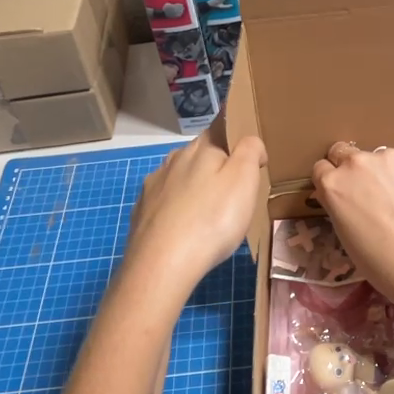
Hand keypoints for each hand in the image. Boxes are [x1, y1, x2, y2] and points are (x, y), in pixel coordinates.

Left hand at [127, 132, 266, 293]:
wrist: (161, 265)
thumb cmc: (212, 219)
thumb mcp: (244, 180)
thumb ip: (250, 151)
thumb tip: (250, 143)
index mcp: (201, 148)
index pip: (220, 127)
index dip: (236, 138)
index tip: (251, 158)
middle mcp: (174, 159)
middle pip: (200, 154)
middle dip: (216, 166)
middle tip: (234, 192)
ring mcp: (154, 186)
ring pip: (180, 178)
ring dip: (195, 188)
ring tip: (209, 214)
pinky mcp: (142, 212)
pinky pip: (165, 203)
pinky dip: (177, 211)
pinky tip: (184, 230)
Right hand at [310, 142, 393, 309]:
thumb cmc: (383, 264)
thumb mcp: (346, 237)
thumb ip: (339, 206)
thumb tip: (342, 195)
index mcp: (333, 184)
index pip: (321, 168)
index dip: (332, 181)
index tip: (342, 193)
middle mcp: (357, 162)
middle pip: (345, 152)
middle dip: (352, 168)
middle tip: (369, 190)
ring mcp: (390, 156)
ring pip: (381, 157)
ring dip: (386, 172)